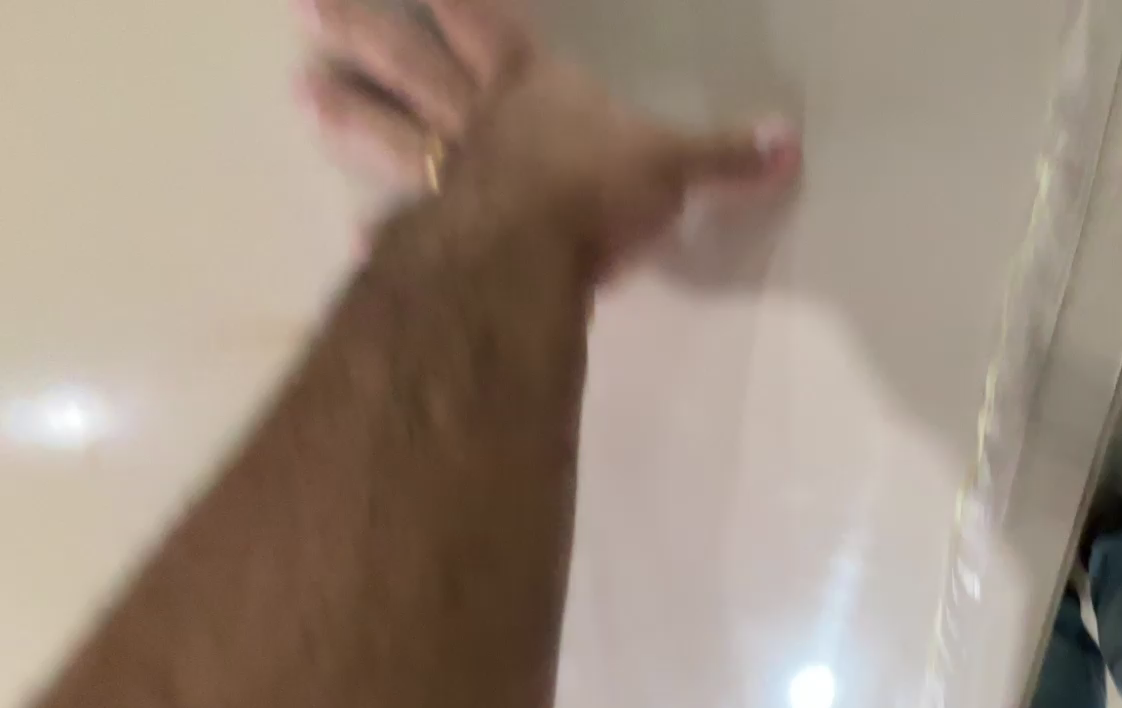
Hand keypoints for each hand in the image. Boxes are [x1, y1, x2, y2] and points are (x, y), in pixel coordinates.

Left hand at [295, 0, 799, 273]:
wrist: (541, 244)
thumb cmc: (602, 186)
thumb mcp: (676, 166)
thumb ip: (727, 157)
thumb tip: (792, 143)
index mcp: (535, 87)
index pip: (484, 21)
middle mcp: (482, 116)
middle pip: (413, 58)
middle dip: (366, 27)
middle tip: (309, 2)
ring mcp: (456, 170)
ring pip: (392, 126)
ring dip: (350, 108)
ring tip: (303, 89)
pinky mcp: (448, 228)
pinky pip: (409, 221)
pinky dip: (384, 227)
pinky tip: (356, 231)